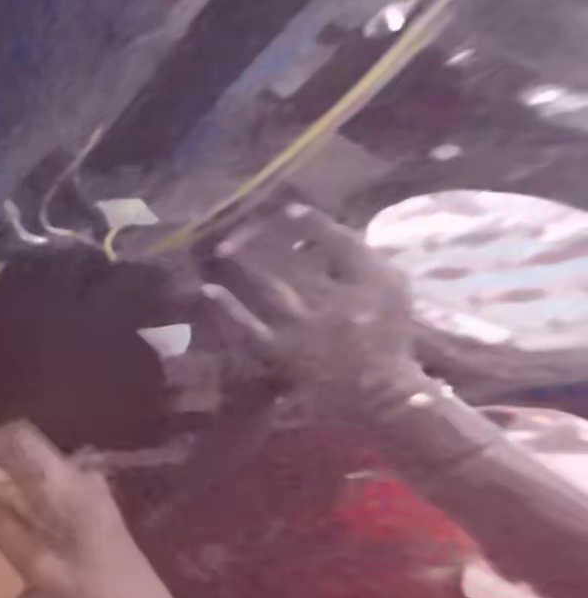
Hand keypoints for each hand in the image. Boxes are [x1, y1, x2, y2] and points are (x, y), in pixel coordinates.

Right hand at [0, 423, 199, 597]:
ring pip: (31, 468)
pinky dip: (15, 493)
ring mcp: (88, 490)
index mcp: (64, 485)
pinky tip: (3, 521)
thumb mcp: (33, 561)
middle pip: (22, 451)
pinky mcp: (90, 506)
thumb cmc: (89, 594)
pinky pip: (42, 485)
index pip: (17, 438)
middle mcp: (78, 477)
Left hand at [200, 203, 420, 415]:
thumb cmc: (385, 336)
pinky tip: (206, 290)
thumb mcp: (389, 295)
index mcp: (375, 284)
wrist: (377, 389)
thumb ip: (361, 267)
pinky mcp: (278, 348)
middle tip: (236, 230)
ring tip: (222, 249)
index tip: (288, 208)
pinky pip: (245, 323)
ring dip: (243, 267)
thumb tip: (324, 236)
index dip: (313, 224)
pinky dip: (225, 305)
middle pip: (296, 263)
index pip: (343, 244)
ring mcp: (304, 326)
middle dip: (264, 243)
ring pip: (268, 288)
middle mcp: (339, 301)